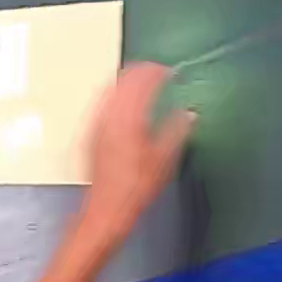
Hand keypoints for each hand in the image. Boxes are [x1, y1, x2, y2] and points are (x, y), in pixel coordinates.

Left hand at [73, 61, 194, 254]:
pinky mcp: (91, 134)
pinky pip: (102, 102)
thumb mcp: (165, 160)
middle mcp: (109, 115)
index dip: (158, 72)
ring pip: (110, 89)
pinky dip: (115, 95)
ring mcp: (97, 123)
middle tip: (157, 72)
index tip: (171, 72)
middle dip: (141, 72)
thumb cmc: (135, 188)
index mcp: (129, 117)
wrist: (107, 209)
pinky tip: (123, 104)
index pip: (143, 81)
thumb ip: (177, 131)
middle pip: (123, 79)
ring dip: (127, 81)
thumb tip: (189, 114)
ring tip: (142, 83)